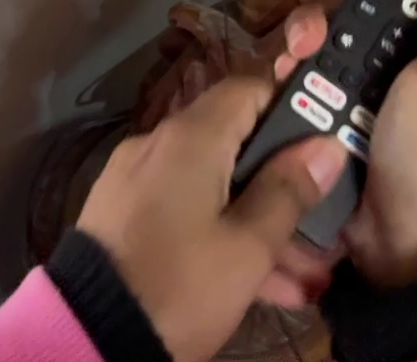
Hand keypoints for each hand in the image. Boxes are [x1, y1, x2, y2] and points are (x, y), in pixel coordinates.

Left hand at [74, 77, 347, 361]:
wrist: (91, 327)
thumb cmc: (180, 281)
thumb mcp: (247, 246)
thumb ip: (288, 191)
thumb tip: (325, 145)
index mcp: (191, 136)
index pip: (247, 89)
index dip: (290, 104)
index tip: (325, 136)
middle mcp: (160, 142)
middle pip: (233, 140)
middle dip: (281, 181)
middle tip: (323, 223)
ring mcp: (139, 175)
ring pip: (213, 181)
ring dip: (258, 217)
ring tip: (305, 273)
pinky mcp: (128, 209)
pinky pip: (185, 204)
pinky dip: (221, 229)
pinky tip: (260, 283)